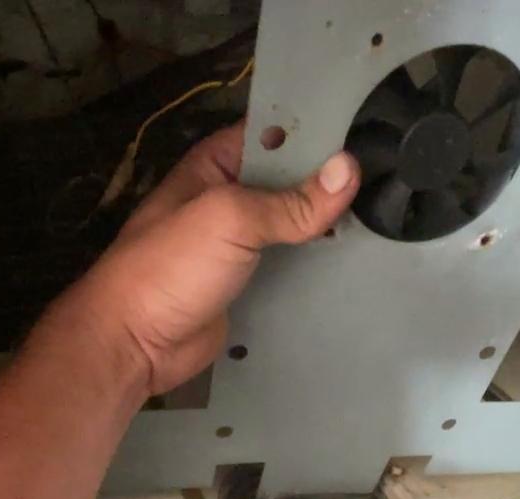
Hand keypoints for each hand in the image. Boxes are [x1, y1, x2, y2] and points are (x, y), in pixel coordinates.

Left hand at [41, 125, 358, 398]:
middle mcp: (228, 199)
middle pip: (288, 182)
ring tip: (379, 221)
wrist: (135, 342)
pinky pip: (286, 269)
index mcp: (215, 165)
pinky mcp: (246, 287)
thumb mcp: (230, 220)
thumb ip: (289, 201)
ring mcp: (238, 246)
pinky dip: (312, 268)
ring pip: (290, 228)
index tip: (367, 139)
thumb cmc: (170, 268)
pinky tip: (349, 266)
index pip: (275, 134)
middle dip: (327, 184)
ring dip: (323, 228)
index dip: (316, 135)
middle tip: (384, 185)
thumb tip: (348, 170)